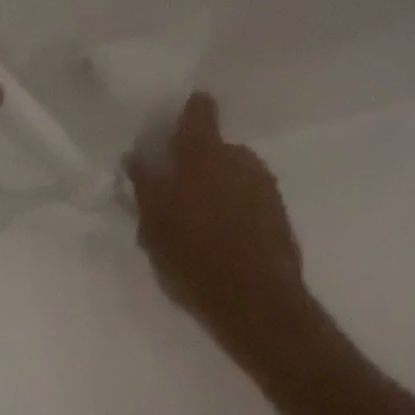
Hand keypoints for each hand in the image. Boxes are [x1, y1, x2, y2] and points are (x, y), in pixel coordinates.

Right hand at [127, 93, 309, 353]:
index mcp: (203, 156)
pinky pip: (248, 198)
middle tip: (174, 194)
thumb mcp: (154, 228)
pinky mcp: (278, 211)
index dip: (187, 113)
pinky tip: (221, 239)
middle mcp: (239, 159)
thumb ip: (145, 187)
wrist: (256, 302)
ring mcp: (264, 184)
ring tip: (197, 224)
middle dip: (195, 164)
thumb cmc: (193, 262)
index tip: (172, 130)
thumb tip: (137, 157)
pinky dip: (234, 209)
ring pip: (232, 174)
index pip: (199, 112)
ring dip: (216, 188)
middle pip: (214, 148)